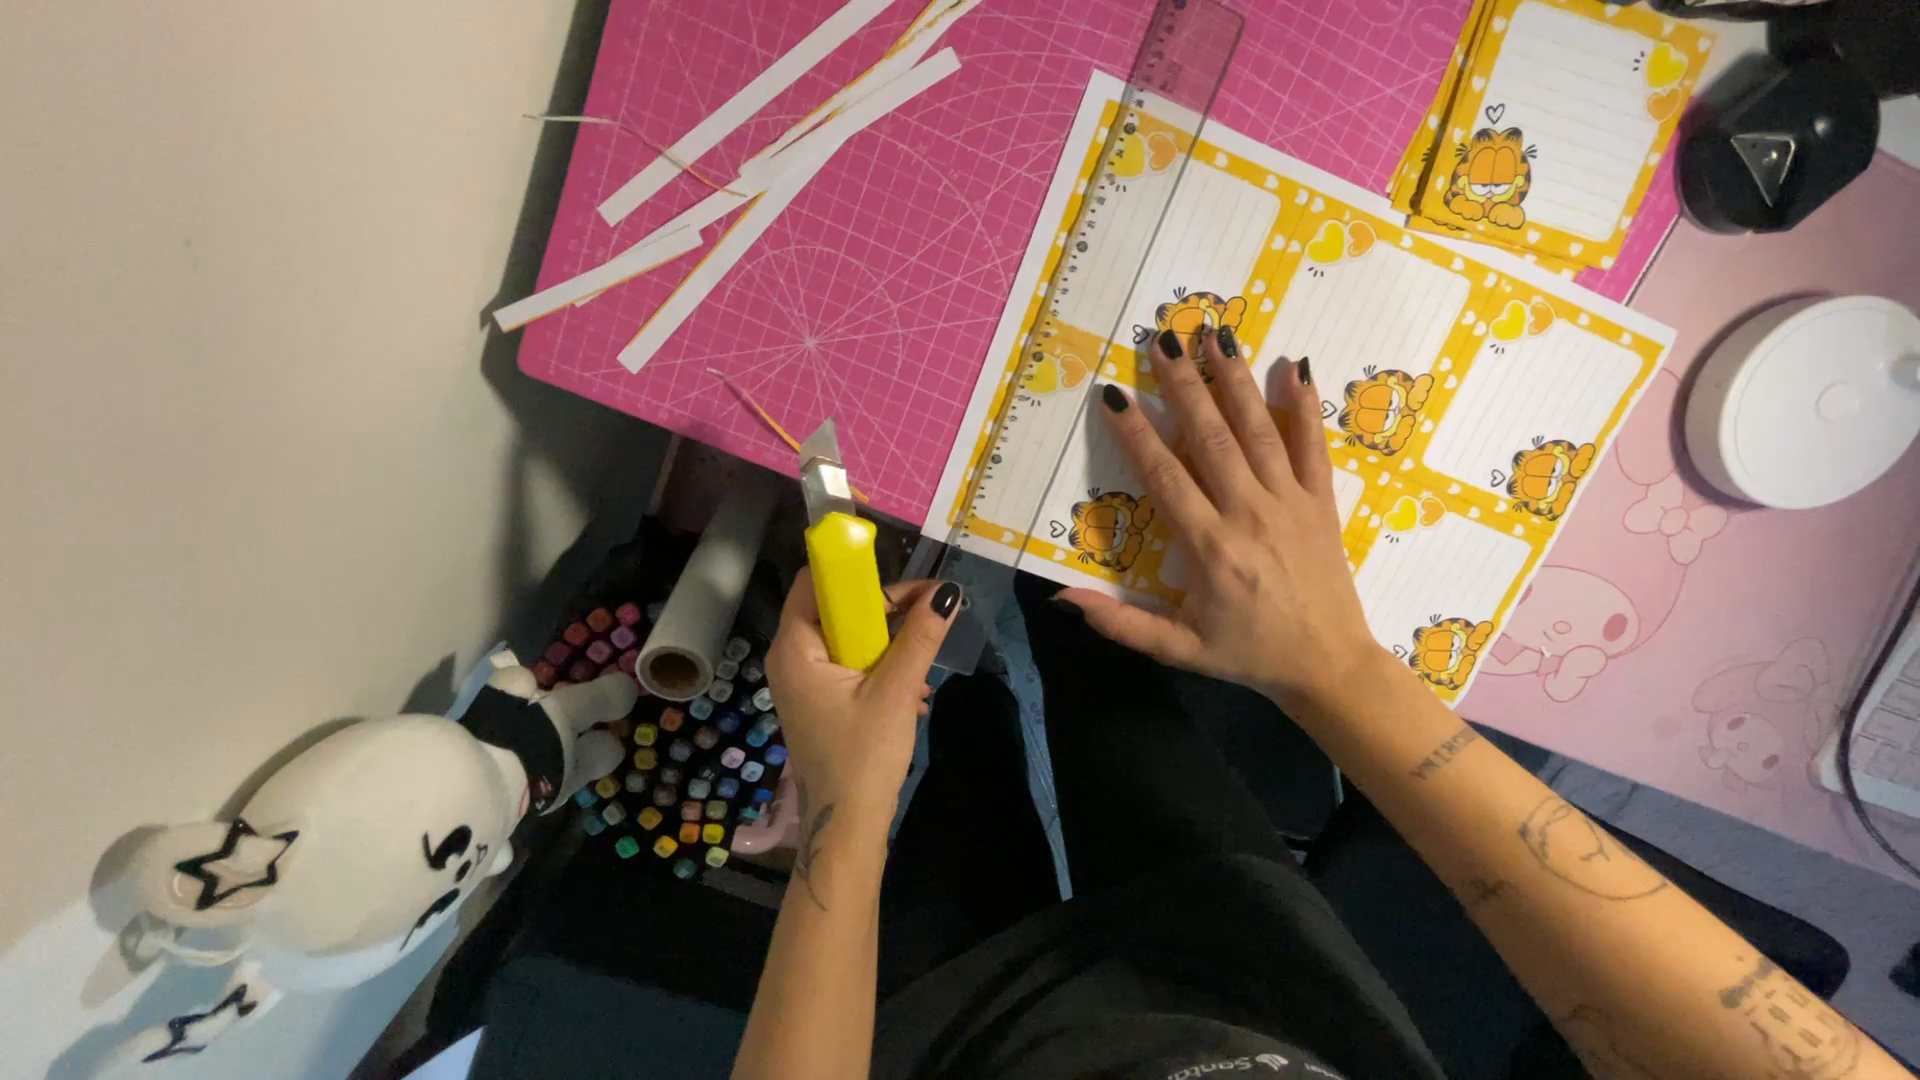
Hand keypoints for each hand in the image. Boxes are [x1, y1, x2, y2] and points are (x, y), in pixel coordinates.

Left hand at [766, 571, 960, 822]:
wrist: (846, 829)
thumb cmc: (864, 757)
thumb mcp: (897, 692)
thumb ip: (920, 637)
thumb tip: (947, 593)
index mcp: (795, 649)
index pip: (815, 583)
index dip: (856, 572)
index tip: (901, 574)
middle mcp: (791, 659)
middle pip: (836, 609)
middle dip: (884, 611)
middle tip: (928, 613)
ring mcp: (804, 682)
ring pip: (848, 639)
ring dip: (889, 643)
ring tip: (924, 659)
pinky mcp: (820, 701)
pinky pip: (850, 665)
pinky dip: (881, 668)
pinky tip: (913, 691)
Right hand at [1058, 327, 1391, 713]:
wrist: (1329, 666)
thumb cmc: (1247, 655)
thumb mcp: (1177, 649)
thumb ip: (1120, 623)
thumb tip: (1061, 597)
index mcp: (1210, 548)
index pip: (1165, 477)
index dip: (1137, 434)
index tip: (1115, 395)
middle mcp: (1249, 513)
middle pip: (1211, 438)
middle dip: (1184, 386)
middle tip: (1163, 339)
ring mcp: (1291, 503)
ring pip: (1260, 431)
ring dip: (1235, 380)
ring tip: (1216, 335)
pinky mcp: (1322, 503)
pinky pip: (1314, 447)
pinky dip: (1304, 407)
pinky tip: (1294, 367)